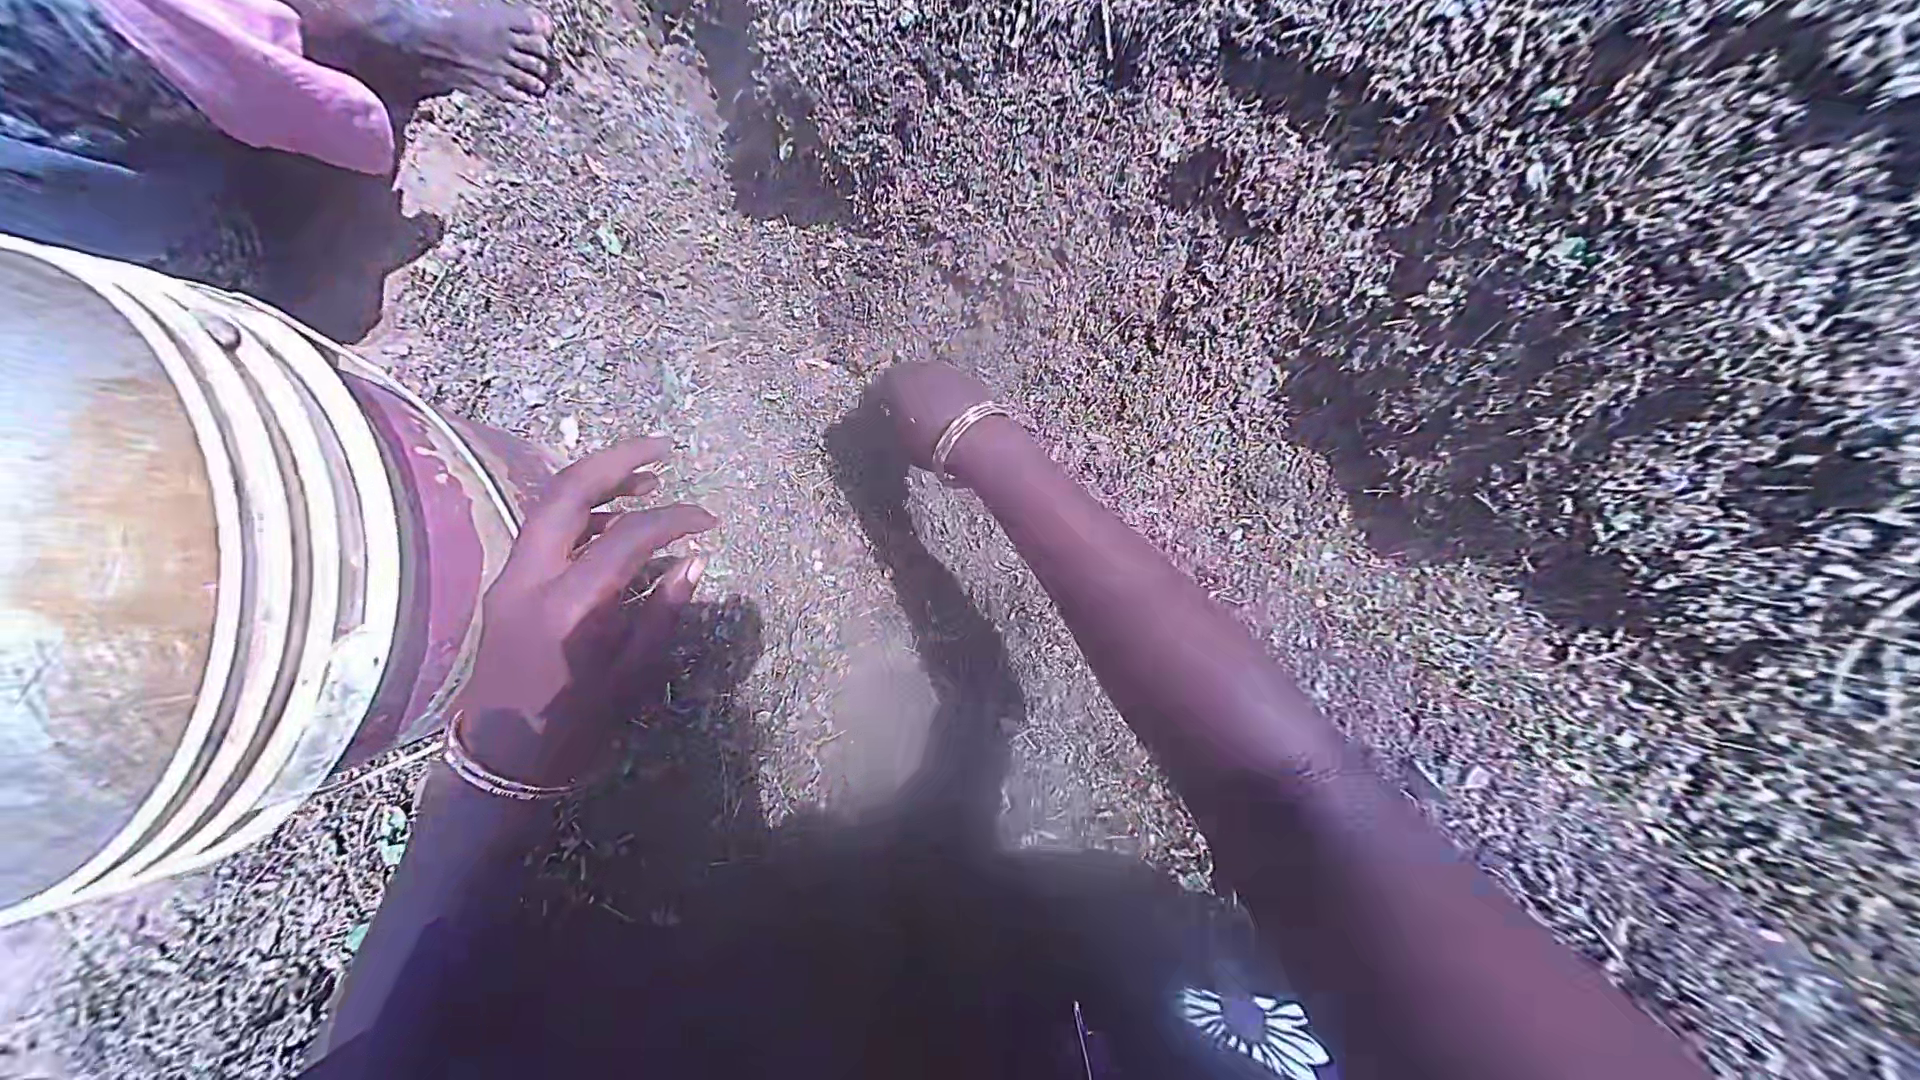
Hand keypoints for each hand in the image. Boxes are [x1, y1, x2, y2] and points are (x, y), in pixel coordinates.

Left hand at [450, 437, 716, 785]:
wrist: (500, 759)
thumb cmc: (575, 724)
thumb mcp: (632, 672)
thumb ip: (663, 611)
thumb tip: (693, 562)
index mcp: (568, 608)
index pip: (626, 538)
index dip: (674, 520)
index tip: (708, 521)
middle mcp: (529, 579)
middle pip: (565, 492)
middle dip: (618, 461)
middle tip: (664, 449)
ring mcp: (510, 577)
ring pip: (549, 505)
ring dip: (599, 482)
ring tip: (648, 479)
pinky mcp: (508, 583)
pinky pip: (545, 530)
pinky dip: (583, 513)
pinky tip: (615, 521)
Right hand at [873, 362, 993, 472]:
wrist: (978, 440)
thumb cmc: (929, 443)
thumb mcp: (898, 442)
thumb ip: (887, 427)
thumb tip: (885, 422)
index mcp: (895, 380)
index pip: (878, 388)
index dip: (879, 405)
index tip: (881, 419)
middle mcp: (920, 368)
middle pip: (907, 378)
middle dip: (905, 394)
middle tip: (907, 416)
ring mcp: (947, 371)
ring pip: (932, 380)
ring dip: (929, 393)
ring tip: (931, 417)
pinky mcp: (971, 380)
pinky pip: (953, 388)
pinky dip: (949, 398)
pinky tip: (952, 416)